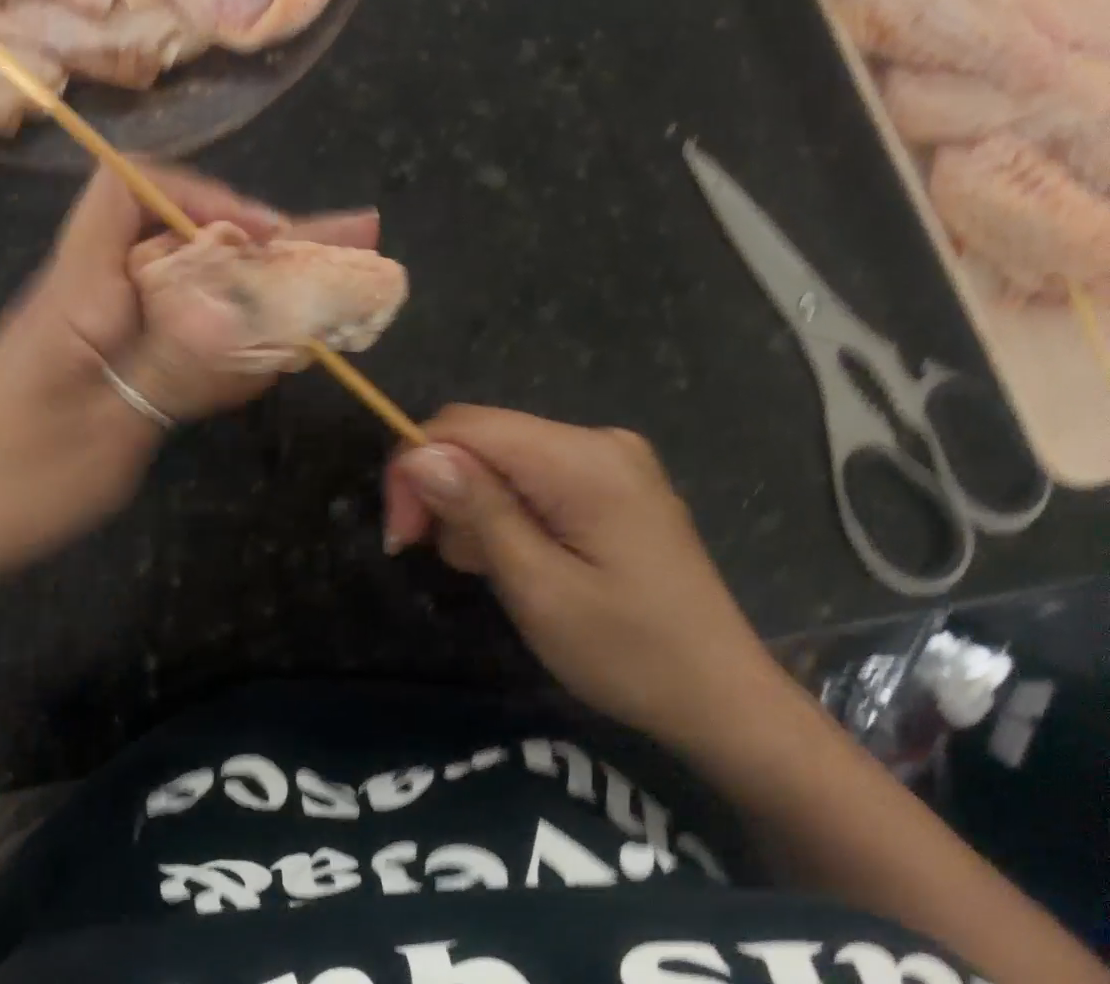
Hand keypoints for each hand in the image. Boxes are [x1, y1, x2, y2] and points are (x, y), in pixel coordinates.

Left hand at [0, 163, 378, 598]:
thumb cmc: (7, 484)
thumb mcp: (106, 428)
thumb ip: (181, 364)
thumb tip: (257, 304)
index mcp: (78, 290)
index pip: (131, 190)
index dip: (208, 196)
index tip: (274, 238)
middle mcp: (81, 300)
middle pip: (173, 243)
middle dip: (258, 249)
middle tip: (346, 258)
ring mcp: (83, 342)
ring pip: (173, 297)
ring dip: (244, 298)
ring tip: (322, 307)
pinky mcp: (84, 381)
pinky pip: (157, 344)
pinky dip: (211, 346)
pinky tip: (256, 362)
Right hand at [381, 405, 785, 745]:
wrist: (720, 697)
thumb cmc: (627, 652)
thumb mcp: (537, 587)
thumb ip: (478, 511)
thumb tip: (416, 454)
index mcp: (582, 460)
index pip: (463, 425)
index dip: (415, 468)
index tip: (403, 536)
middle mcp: (596, 442)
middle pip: (479, 438)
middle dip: (443, 493)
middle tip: (441, 561)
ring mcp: (608, 462)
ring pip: (497, 461)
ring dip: (473, 512)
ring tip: (494, 572)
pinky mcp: (609, 486)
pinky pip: (528, 479)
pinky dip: (504, 516)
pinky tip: (520, 560)